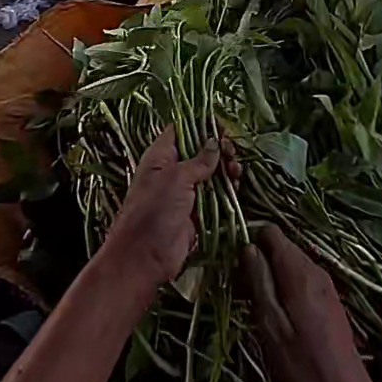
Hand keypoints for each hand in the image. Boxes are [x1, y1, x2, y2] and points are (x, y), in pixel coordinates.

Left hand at [95, 127, 219, 296]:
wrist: (145, 257)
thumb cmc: (155, 210)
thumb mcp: (176, 178)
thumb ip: (199, 160)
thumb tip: (214, 142)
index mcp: (161, 156)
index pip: (181, 129)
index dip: (201, 124)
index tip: (222, 126)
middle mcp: (173, 170)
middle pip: (200, 150)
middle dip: (218, 149)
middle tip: (231, 152)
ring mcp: (185, 192)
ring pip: (210, 172)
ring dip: (225, 169)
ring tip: (236, 171)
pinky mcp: (195, 211)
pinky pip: (214, 195)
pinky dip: (227, 189)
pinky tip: (236, 186)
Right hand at [242, 229, 381, 381]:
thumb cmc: (303, 365)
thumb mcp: (271, 325)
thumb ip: (259, 281)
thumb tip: (247, 247)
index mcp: (299, 270)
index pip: (271, 232)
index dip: (249, 242)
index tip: (235, 268)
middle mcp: (315, 269)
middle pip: (280, 247)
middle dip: (258, 262)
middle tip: (240, 293)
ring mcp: (325, 284)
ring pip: (290, 264)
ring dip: (270, 277)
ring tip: (255, 308)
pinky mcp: (329, 300)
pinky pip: (301, 279)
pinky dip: (285, 288)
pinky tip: (278, 316)